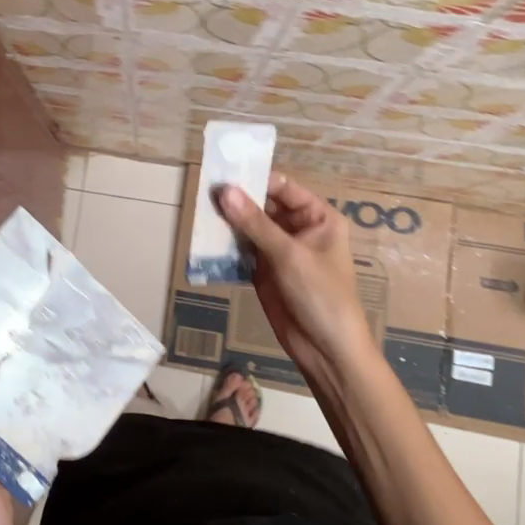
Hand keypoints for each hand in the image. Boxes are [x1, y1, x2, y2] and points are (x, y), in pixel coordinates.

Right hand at [218, 173, 371, 369]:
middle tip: (204, 191)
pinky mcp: (264, 270)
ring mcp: (280, 250)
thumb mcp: (289, 256)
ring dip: (228, 222)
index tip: (222, 174)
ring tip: (199, 211)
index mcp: (318, 217)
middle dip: (237, 200)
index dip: (255, 179)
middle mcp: (298, 229)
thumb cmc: (321, 295)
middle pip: (263, 205)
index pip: (283, 187)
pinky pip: (242, 250)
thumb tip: (224, 190)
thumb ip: (255, 223)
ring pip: (249, 227)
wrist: (326, 350)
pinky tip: (205, 238)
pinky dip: (225, 245)